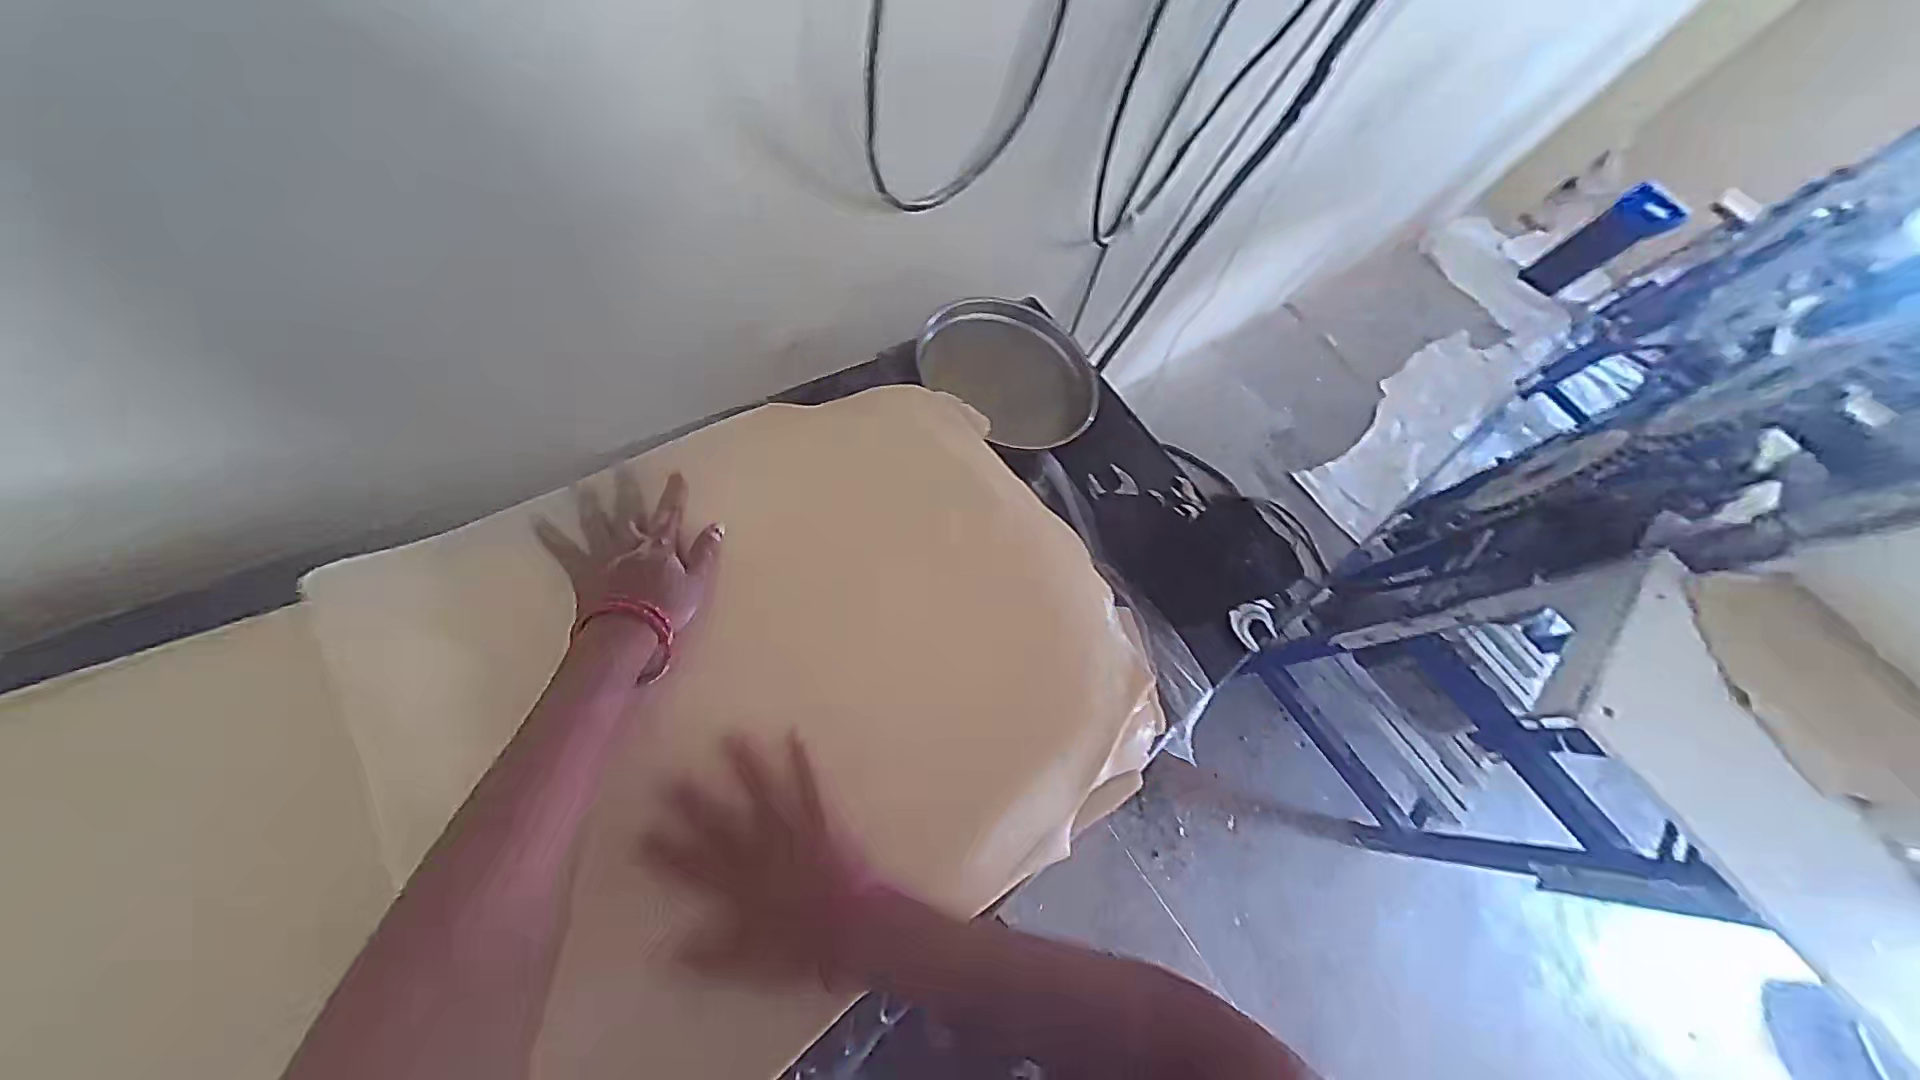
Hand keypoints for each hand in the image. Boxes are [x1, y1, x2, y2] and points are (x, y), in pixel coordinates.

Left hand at [535, 469, 723, 634]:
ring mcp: (605, 557)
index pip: (670, 514)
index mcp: (661, 547)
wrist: (628, 631)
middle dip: (627, 490)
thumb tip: (717, 526)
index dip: (674, 494)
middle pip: (629, 512)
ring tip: (582, 486)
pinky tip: (537, 521)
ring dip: (589, 504)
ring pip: (596, 524)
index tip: (675, 475)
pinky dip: (551, 536)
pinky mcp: (584, 572)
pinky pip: (565, 551)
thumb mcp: (697, 583)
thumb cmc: (667, 610)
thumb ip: (706, 554)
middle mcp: (631, 545)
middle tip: (620, 467)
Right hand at [643, 734, 878, 990]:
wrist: (848, 929)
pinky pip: (806, 789)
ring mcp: (788, 833)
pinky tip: (794, 736)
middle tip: (671, 779)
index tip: (642, 834)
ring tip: (732, 738)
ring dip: (747, 767)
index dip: (667, 852)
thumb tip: (668, 952)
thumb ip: (708, 955)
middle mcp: (759, 853)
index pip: (694, 867)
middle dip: (695, 804)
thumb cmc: (797, 947)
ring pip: (763, 795)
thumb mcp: (746, 962)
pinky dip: (800, 762)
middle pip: (722, 825)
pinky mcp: (814, 822)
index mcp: (739, 887)